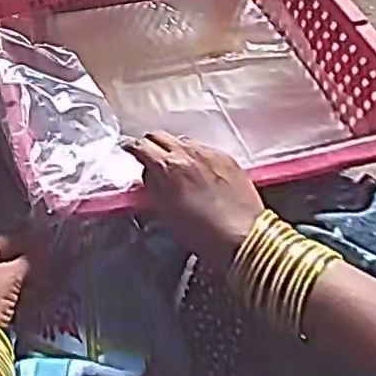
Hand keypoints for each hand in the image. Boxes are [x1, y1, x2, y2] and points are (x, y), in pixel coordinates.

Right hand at [124, 132, 265, 261]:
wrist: (246, 239)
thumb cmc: (201, 234)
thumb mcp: (164, 212)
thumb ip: (152, 187)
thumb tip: (148, 174)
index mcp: (166, 167)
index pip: (139, 145)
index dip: (130, 147)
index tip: (128, 151)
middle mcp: (186, 153)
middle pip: (158, 135)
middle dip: (150, 144)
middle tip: (150, 156)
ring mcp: (208, 153)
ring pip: (182, 140)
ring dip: (174, 149)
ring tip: (177, 164)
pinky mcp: (227, 158)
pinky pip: (204, 148)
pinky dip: (196, 155)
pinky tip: (201, 171)